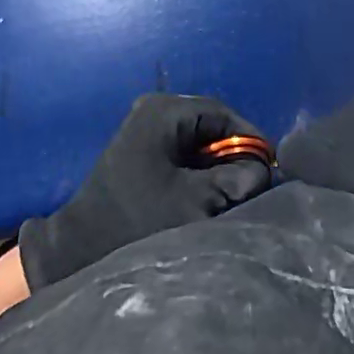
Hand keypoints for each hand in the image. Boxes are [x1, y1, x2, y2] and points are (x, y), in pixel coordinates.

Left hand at [18, 94, 272, 289]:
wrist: (83, 243)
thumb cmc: (139, 219)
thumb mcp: (195, 202)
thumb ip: (235, 181)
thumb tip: (263, 170)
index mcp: (164, 111)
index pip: (221, 113)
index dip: (249, 139)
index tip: (270, 171)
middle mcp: (153, 110)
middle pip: (210, 125)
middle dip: (234, 154)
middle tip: (256, 185)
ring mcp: (144, 128)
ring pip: (198, 141)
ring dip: (218, 166)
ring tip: (235, 194)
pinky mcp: (141, 150)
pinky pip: (182, 152)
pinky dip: (200, 171)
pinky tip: (209, 196)